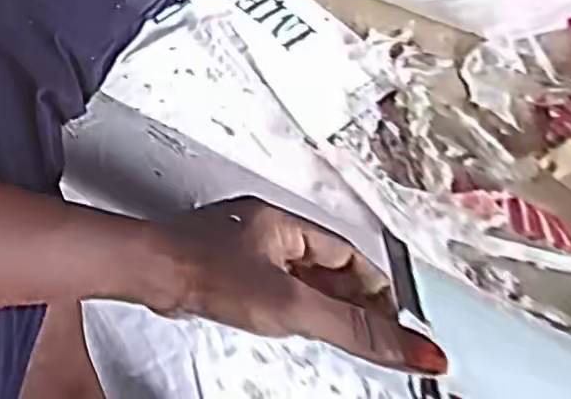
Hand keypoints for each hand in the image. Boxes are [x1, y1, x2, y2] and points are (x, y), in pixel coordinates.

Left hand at [159, 198, 448, 375]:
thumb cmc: (203, 269)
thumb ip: (359, 330)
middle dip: (351, 301)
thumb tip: (421, 349)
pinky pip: (274, 284)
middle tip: (370, 338)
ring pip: (300, 276)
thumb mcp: (294, 305)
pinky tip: (290, 323)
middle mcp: (257, 226)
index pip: (349, 254)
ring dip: (322, 305)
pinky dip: (292, 305)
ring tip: (331, 334)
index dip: (379, 293)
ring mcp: (238, 244)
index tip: (398, 331)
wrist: (150, 271)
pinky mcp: (223, 263)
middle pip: (326, 265)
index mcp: (276, 221)